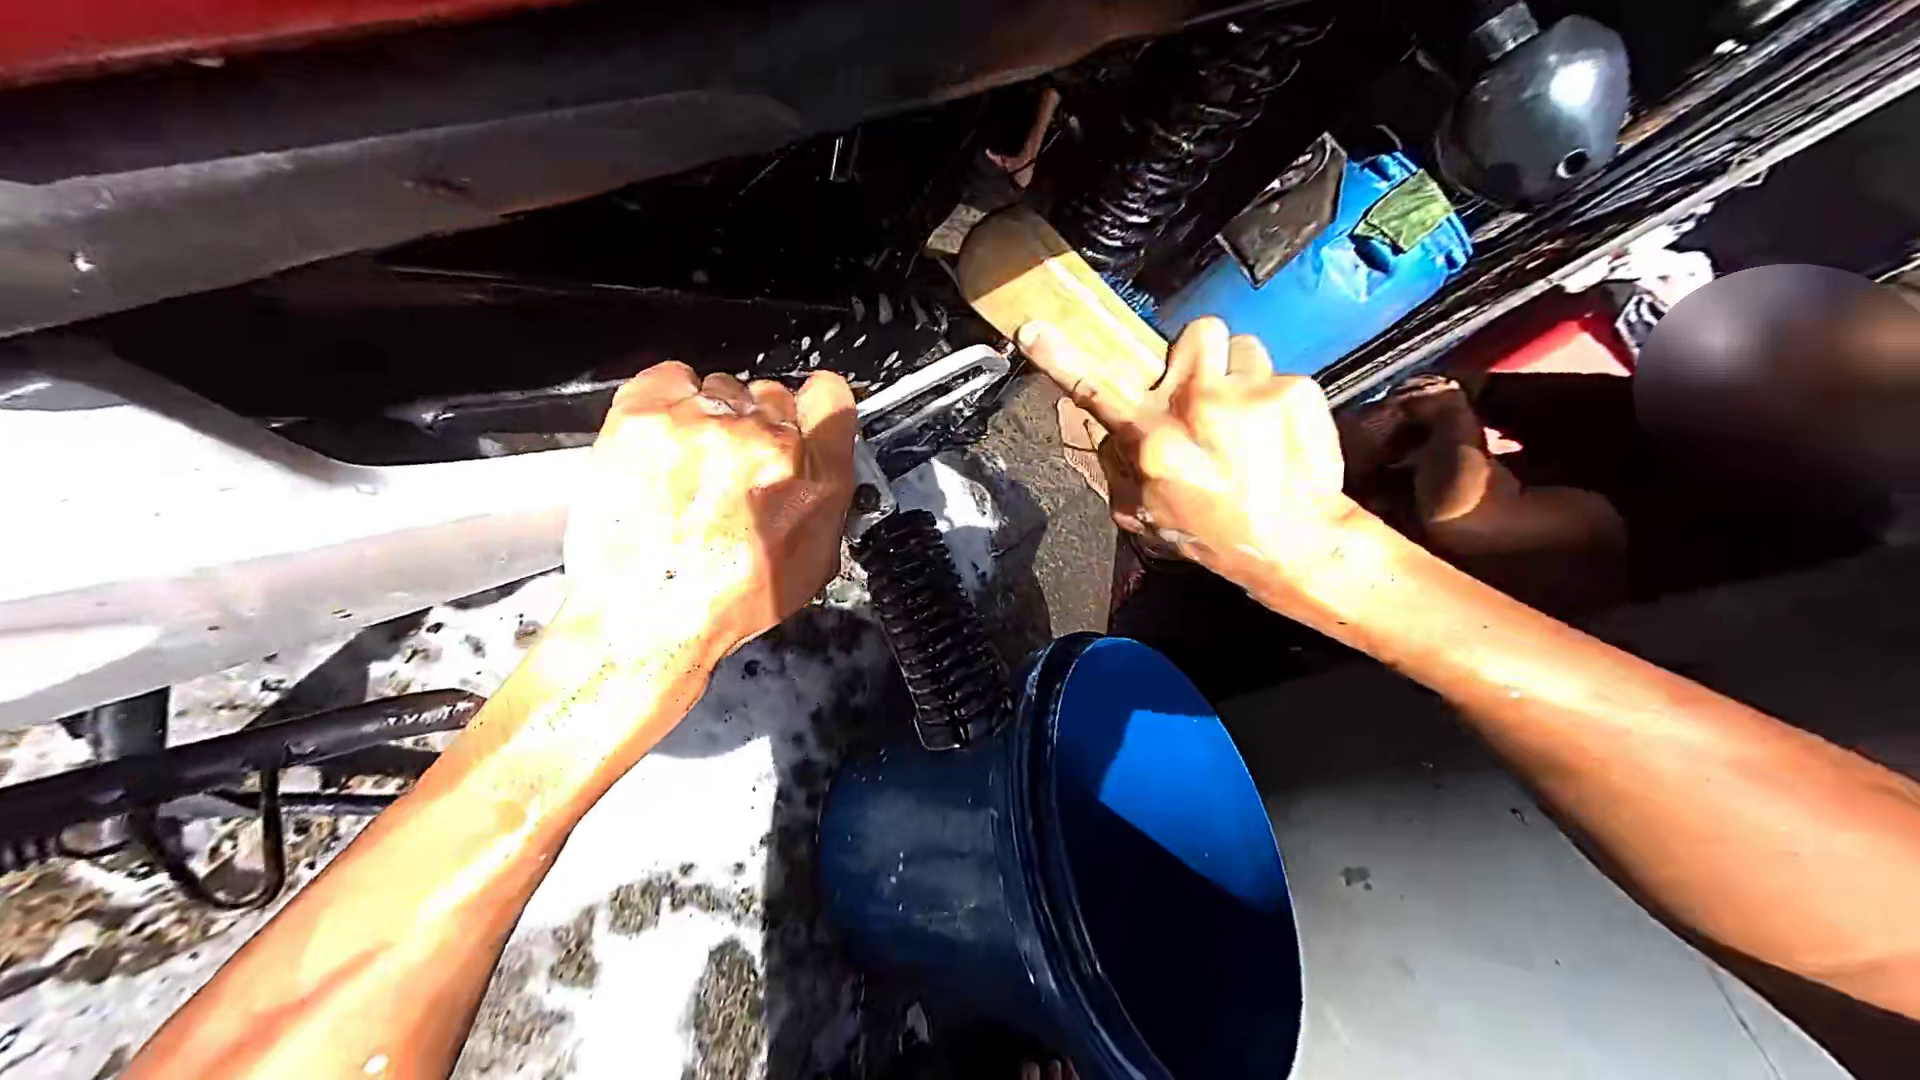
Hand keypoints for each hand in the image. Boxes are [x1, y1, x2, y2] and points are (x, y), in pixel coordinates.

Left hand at [559, 363, 855, 666]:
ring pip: (721, 389)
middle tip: (737, 467)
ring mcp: (704, 424)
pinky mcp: (647, 417)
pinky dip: (672, 401)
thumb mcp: (813, 562)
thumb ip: (828, 498)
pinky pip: (672, 377)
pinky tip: (669, 442)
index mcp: (815, 477)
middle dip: (761, 425)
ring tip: (694, 467)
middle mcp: (765, 443)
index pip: (831, 396)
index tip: (807, 410)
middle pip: (772, 393)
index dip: (819, 404)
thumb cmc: (726, 599)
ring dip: (714, 419)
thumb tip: (821, 463)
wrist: (647, 618)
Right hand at [1016, 316, 1364, 603]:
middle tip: (1205, 394)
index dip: (1059, 357)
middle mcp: (1195, 406)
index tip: (1033, 330)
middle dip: (1200, 356)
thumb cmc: (1210, 531)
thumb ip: (1115, 465)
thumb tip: (1108, 427)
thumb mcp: (1141, 511)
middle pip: (1195, 332)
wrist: (1291, 543)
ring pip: (1241, 347)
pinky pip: (1277, 372)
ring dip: (1238, 376)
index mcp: (1151, 440)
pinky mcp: (1294, 391)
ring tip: (1243, 420)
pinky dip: (1274, 399)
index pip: (1095, 389)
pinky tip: (1274, 435)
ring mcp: (1248, 393)